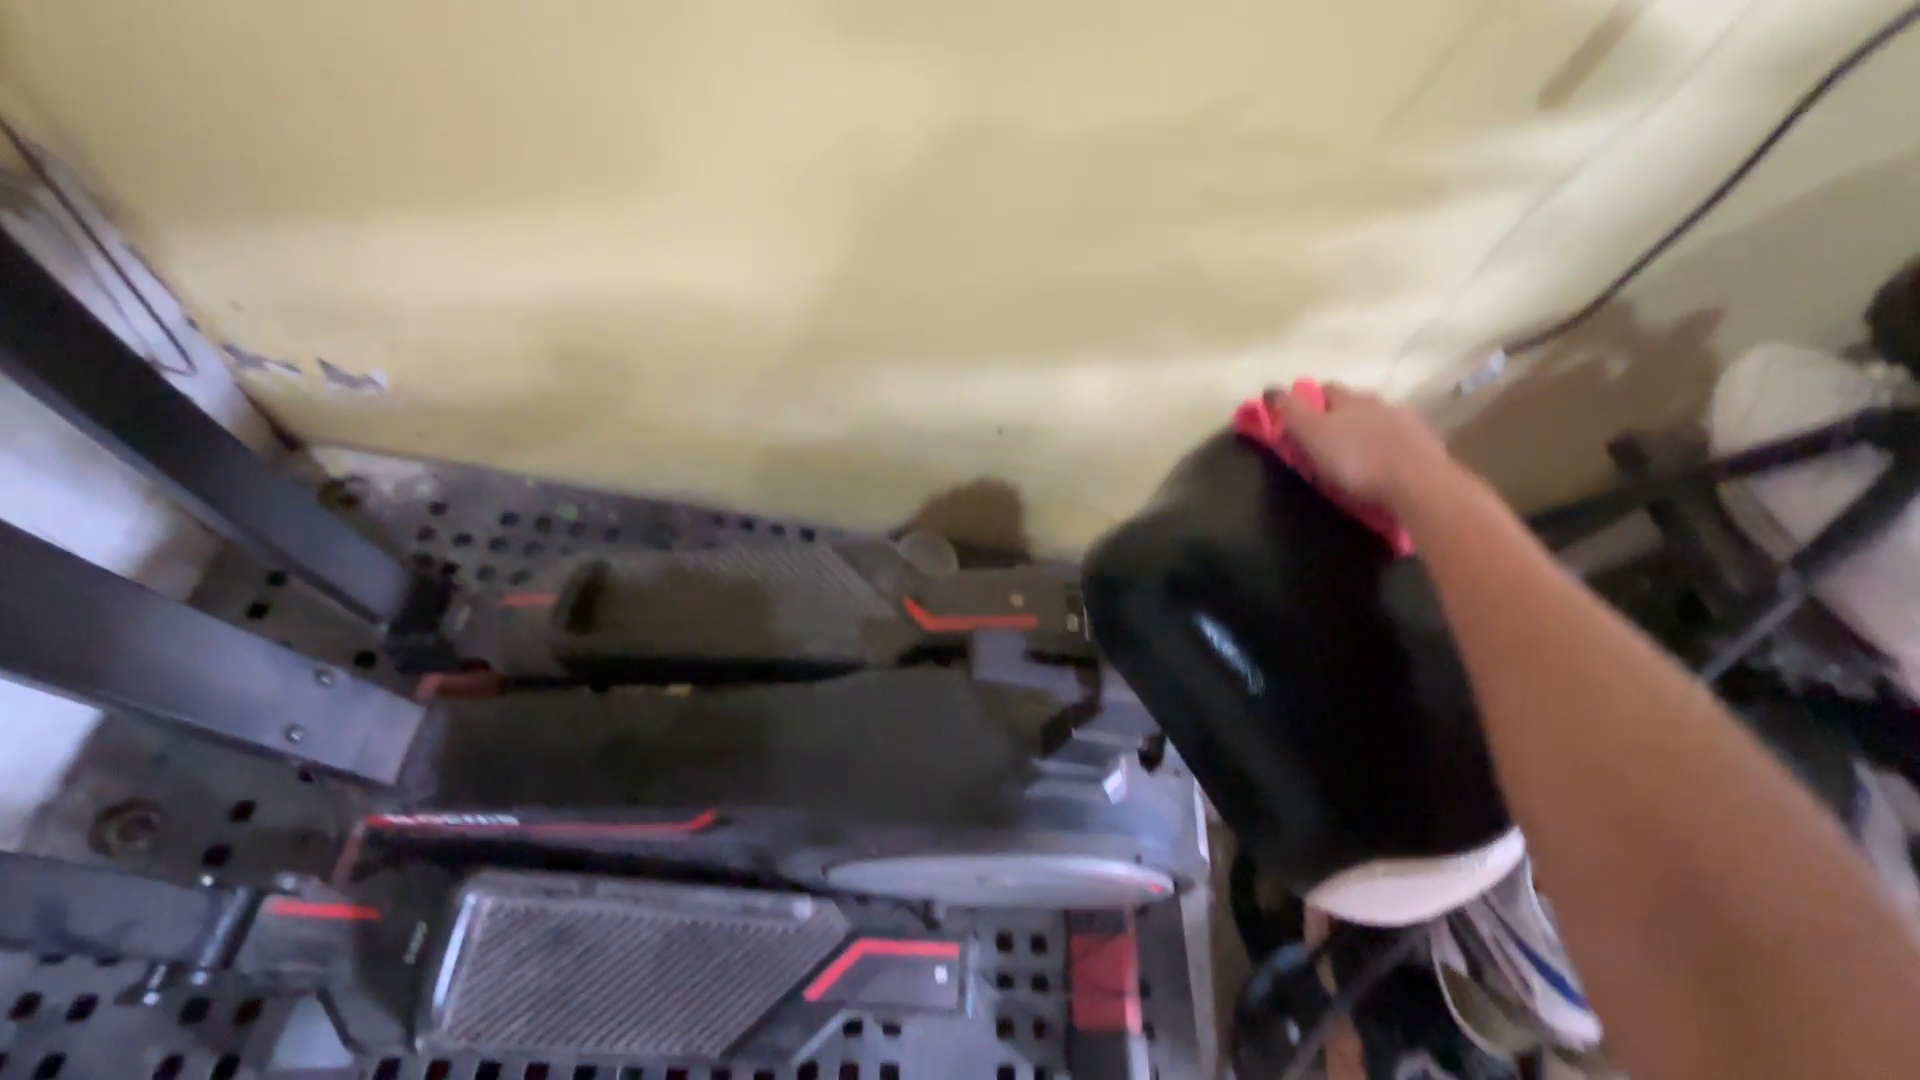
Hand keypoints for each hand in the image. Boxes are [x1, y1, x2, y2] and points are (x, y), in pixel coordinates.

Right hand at [1269, 384, 1453, 510]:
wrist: (1417, 484)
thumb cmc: (1355, 461)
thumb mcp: (1312, 435)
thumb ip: (1291, 412)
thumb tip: (1269, 388)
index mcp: (1347, 400)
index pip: (1323, 390)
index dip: (1308, 399)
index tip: (1296, 415)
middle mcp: (1376, 403)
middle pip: (1352, 401)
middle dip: (1337, 411)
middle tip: (1324, 432)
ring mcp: (1403, 421)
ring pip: (1376, 417)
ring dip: (1363, 426)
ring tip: (1354, 448)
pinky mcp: (1423, 443)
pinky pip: (1397, 436)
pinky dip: (1385, 443)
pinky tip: (1382, 459)